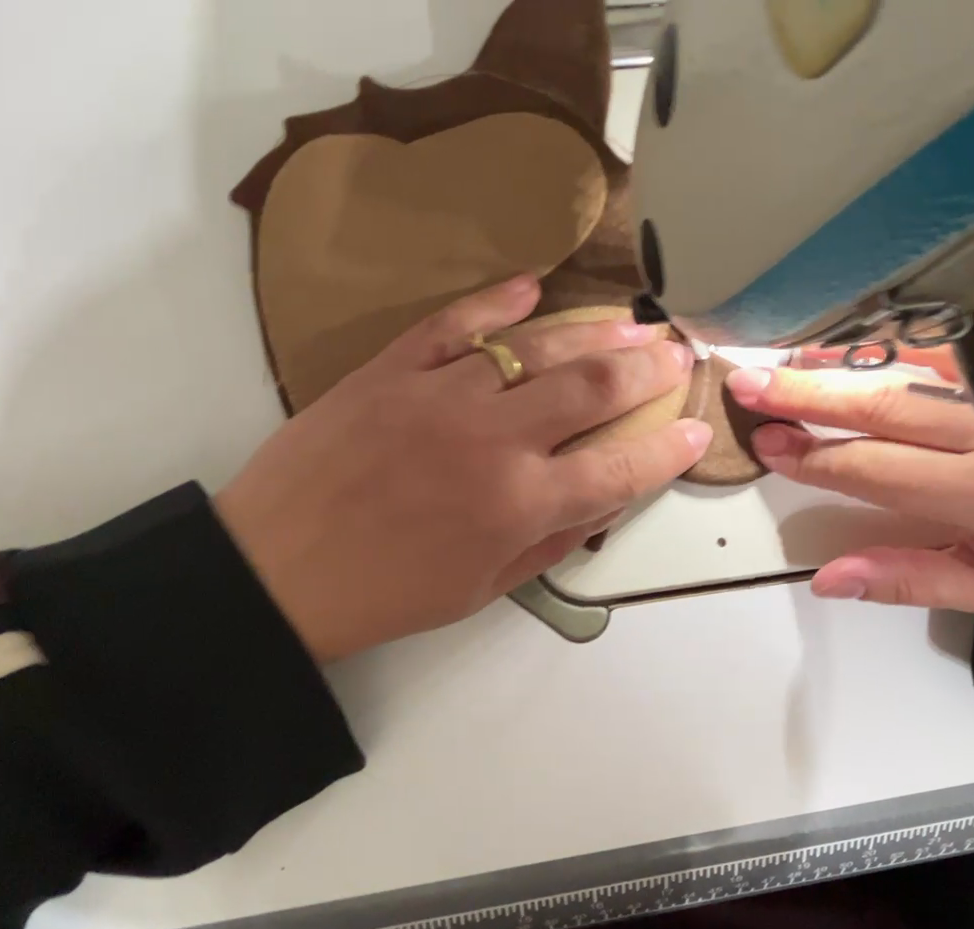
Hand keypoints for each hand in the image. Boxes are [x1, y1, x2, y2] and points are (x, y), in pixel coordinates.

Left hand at [215, 276, 710, 660]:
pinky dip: (496, 301)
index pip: (621, 467)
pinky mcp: (390, 370)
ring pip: (536, 348)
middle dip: (646, 369)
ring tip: (630, 324)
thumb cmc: (387, 594)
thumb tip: (604, 500)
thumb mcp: (482, 590)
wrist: (276, 570)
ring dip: (593, 332)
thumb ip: (551, 541)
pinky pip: (453, 323)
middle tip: (676, 353)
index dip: (669, 449)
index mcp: (520, 506)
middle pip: (592, 388)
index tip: (697, 430)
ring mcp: (440, 396)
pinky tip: (532, 287)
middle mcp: (493, 442)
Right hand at [724, 360, 973, 614]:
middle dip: (808, 396)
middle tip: (748, 383)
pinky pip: (959, 345)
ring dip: (846, 362)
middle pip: (884, 406)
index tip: (765, 444)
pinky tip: (857, 344)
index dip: (813, 457)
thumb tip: (824, 577)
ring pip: (916, 364)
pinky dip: (901, 342)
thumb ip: (905, 579)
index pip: (875, 468)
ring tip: (788, 358)